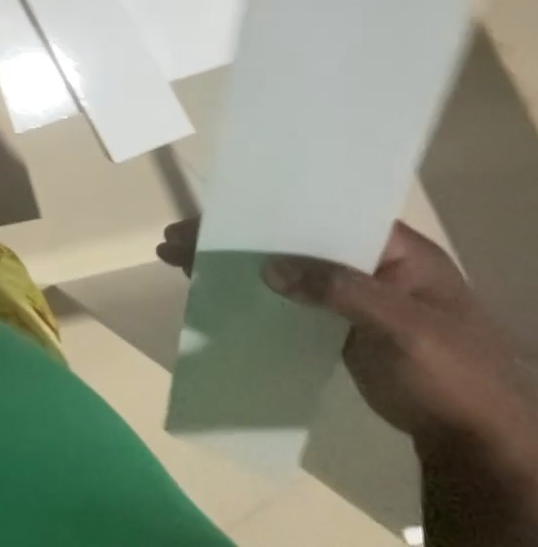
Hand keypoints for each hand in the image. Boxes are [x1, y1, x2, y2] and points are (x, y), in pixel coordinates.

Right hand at [158, 219, 535, 444]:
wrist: (477, 443)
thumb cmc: (455, 377)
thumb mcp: (407, 329)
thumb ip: (342, 291)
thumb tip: (269, 268)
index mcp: (398, 252)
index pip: (322, 214)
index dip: (268, 210)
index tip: (216, 213)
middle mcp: (371, 263)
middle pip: (290, 237)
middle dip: (234, 235)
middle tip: (177, 237)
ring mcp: (352, 293)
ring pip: (281, 265)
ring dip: (233, 261)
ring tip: (177, 257)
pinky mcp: (334, 320)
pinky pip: (284, 295)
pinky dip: (247, 289)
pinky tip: (211, 288)